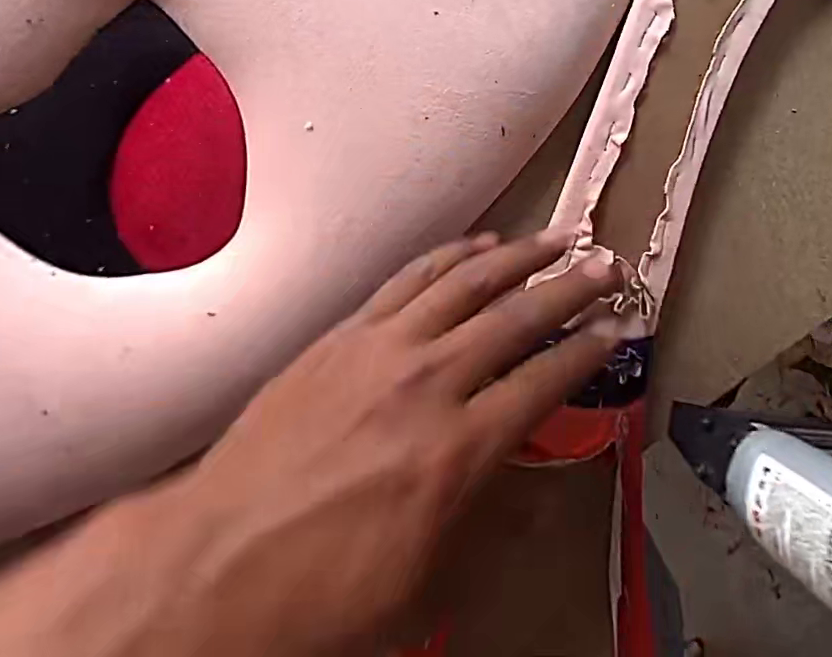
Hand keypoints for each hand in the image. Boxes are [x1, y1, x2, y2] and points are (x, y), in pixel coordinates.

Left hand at [0, 230, 621, 656]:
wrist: (212, 565)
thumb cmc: (323, 594)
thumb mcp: (429, 583)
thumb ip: (492, 517)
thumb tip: (534, 476)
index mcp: (458, 449)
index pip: (545, 379)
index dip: (590, 349)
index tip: (620, 327)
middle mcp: (429, 381)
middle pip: (516, 316)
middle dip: (571, 287)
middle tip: (608, 263)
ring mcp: (383, 346)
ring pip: (467, 282)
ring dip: (519, 256)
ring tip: (557, 238)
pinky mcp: (345, 332)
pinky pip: (411, 279)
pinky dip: (451, 256)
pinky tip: (479, 243)